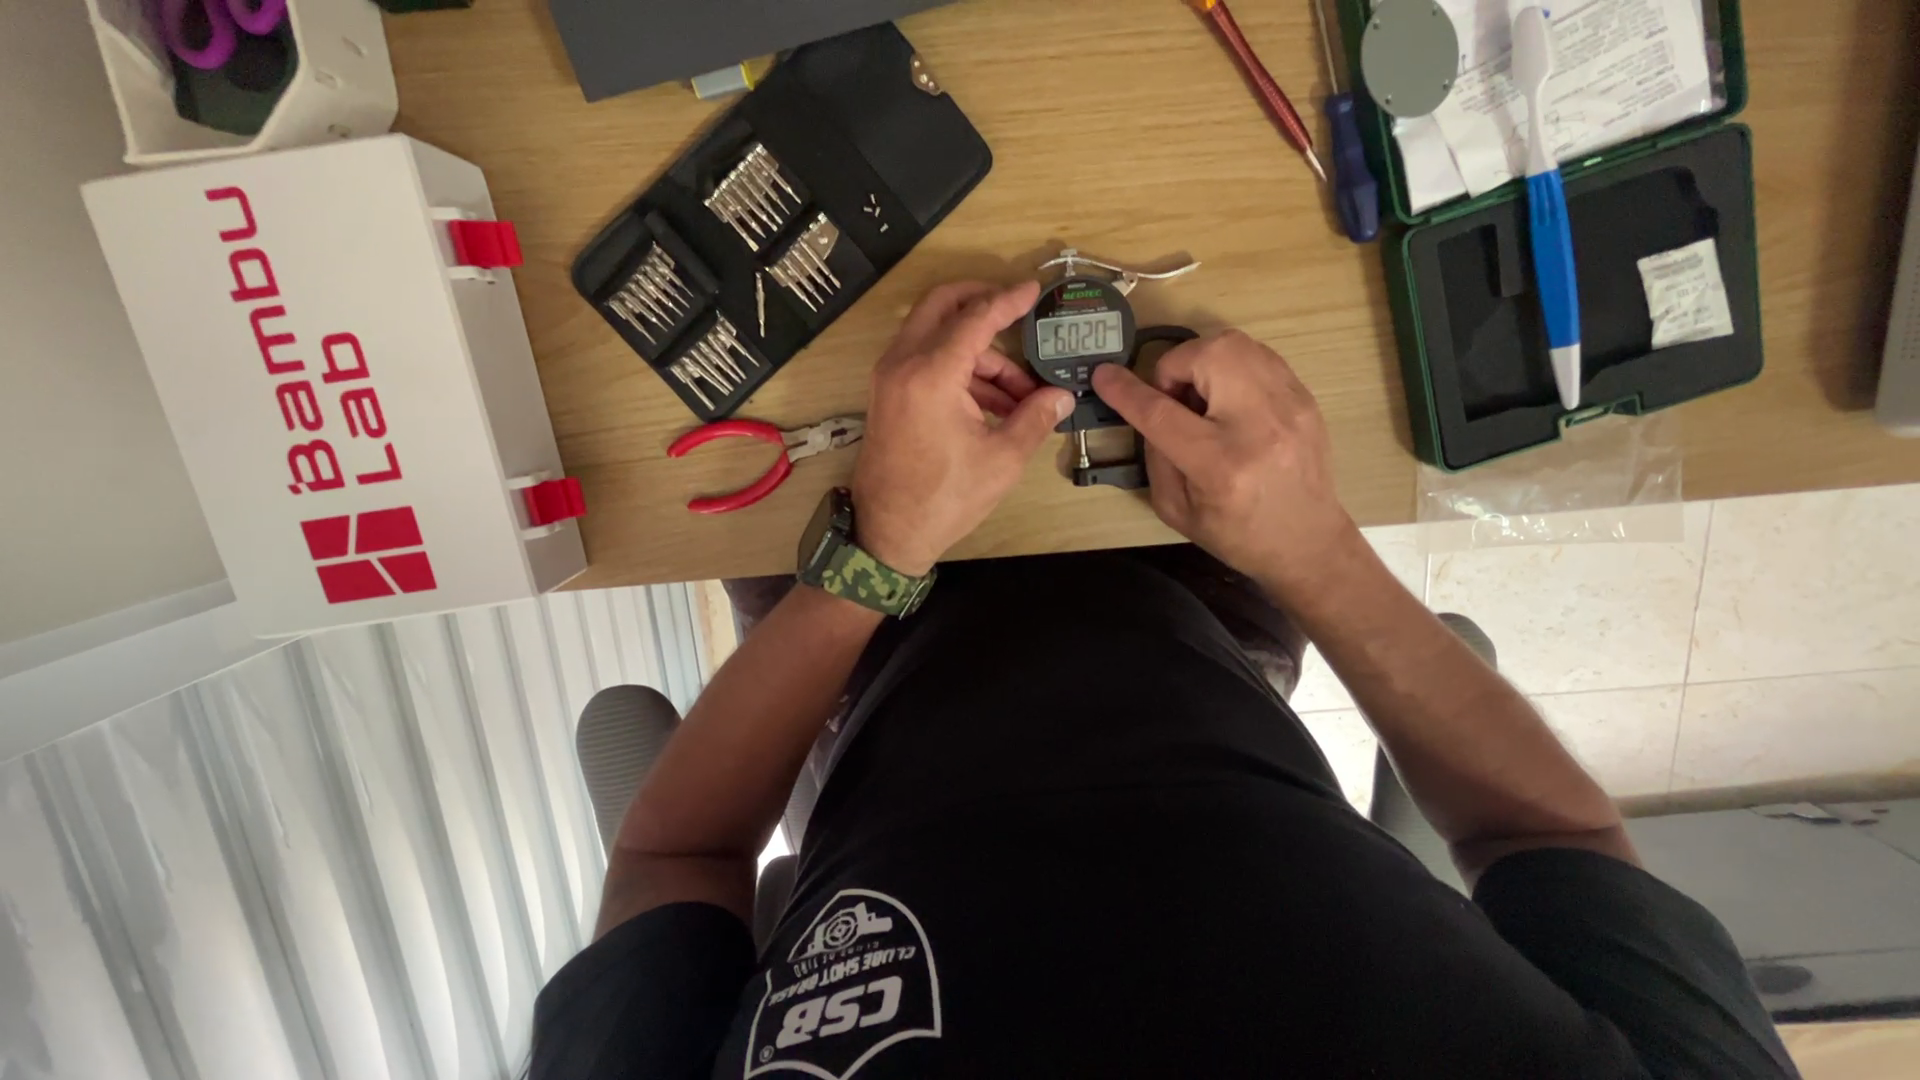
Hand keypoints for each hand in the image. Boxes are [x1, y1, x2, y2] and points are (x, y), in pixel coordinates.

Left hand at [851, 281, 1074, 574]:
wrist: (888, 533)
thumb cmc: (944, 499)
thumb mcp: (1001, 459)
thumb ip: (1034, 418)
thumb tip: (1061, 396)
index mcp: (931, 374)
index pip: (976, 318)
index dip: (1009, 301)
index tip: (1033, 290)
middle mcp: (902, 364)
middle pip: (942, 306)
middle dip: (981, 303)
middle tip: (1015, 311)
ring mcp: (889, 378)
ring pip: (935, 337)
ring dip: (977, 352)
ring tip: (1020, 394)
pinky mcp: (887, 395)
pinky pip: (924, 361)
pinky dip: (957, 370)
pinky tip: (993, 405)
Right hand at [1090, 331, 1358, 597]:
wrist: (1307, 542)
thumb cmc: (1236, 533)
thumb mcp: (1176, 509)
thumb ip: (1156, 453)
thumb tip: (1147, 407)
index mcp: (1220, 466)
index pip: (1162, 412)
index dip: (1126, 390)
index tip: (1104, 376)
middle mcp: (1259, 427)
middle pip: (1208, 356)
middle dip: (1176, 366)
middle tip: (1174, 398)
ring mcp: (1290, 406)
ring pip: (1235, 344)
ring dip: (1203, 362)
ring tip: (1201, 397)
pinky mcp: (1305, 397)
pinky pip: (1258, 355)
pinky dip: (1231, 367)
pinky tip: (1228, 399)